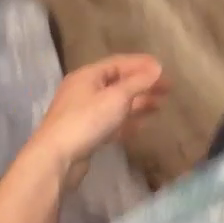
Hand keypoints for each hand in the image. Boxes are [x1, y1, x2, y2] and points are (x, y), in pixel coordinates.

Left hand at [23, 54, 167, 189]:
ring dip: (138, 103)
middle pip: (119, 83)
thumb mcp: (117, 97)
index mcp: (88, 76)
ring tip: (159, 106)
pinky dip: (127, 120)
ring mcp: (84, 113)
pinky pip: (111, 121)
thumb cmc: (87, 120)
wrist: (56, 160)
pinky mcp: (85, 134)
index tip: (164, 69)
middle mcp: (84, 91)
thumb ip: (139, 81)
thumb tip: (157, 68)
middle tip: (168, 88)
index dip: (143, 64)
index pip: (119, 63)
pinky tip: (142, 124)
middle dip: (144, 85)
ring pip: (116, 103)